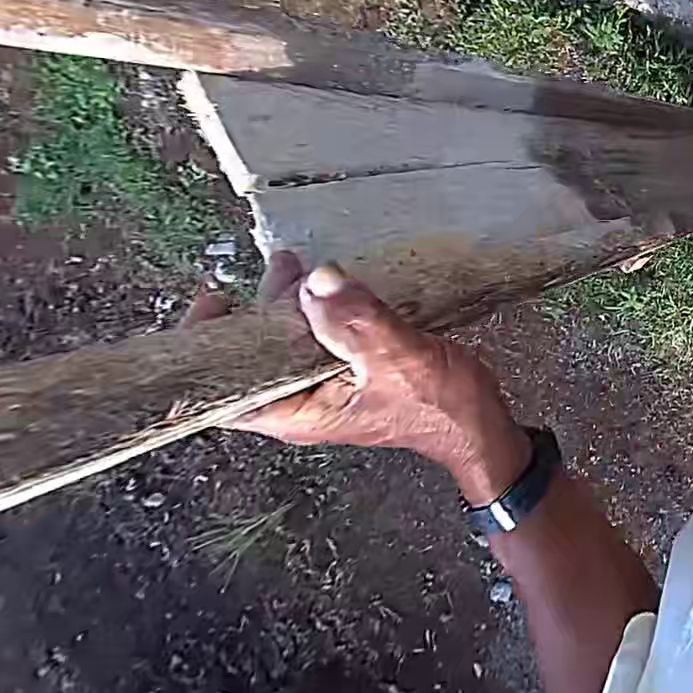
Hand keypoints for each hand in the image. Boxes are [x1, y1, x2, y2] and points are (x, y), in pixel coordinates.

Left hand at [228, 256, 531, 504]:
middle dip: (265, 311)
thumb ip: (359, 321)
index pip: (226, 387)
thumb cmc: (442, 404)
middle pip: (265, 356)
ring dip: (300, 308)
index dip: (211, 346)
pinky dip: (330, 315)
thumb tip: (317, 278)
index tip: (215, 300)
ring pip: (298, 347)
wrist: (481, 424)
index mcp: (298, 411)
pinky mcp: (358, 376)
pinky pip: (329, 344)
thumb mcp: (401, 358)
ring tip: (306, 268)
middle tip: (283, 267)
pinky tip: (342, 292)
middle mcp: (305, 402)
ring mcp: (332, 390)